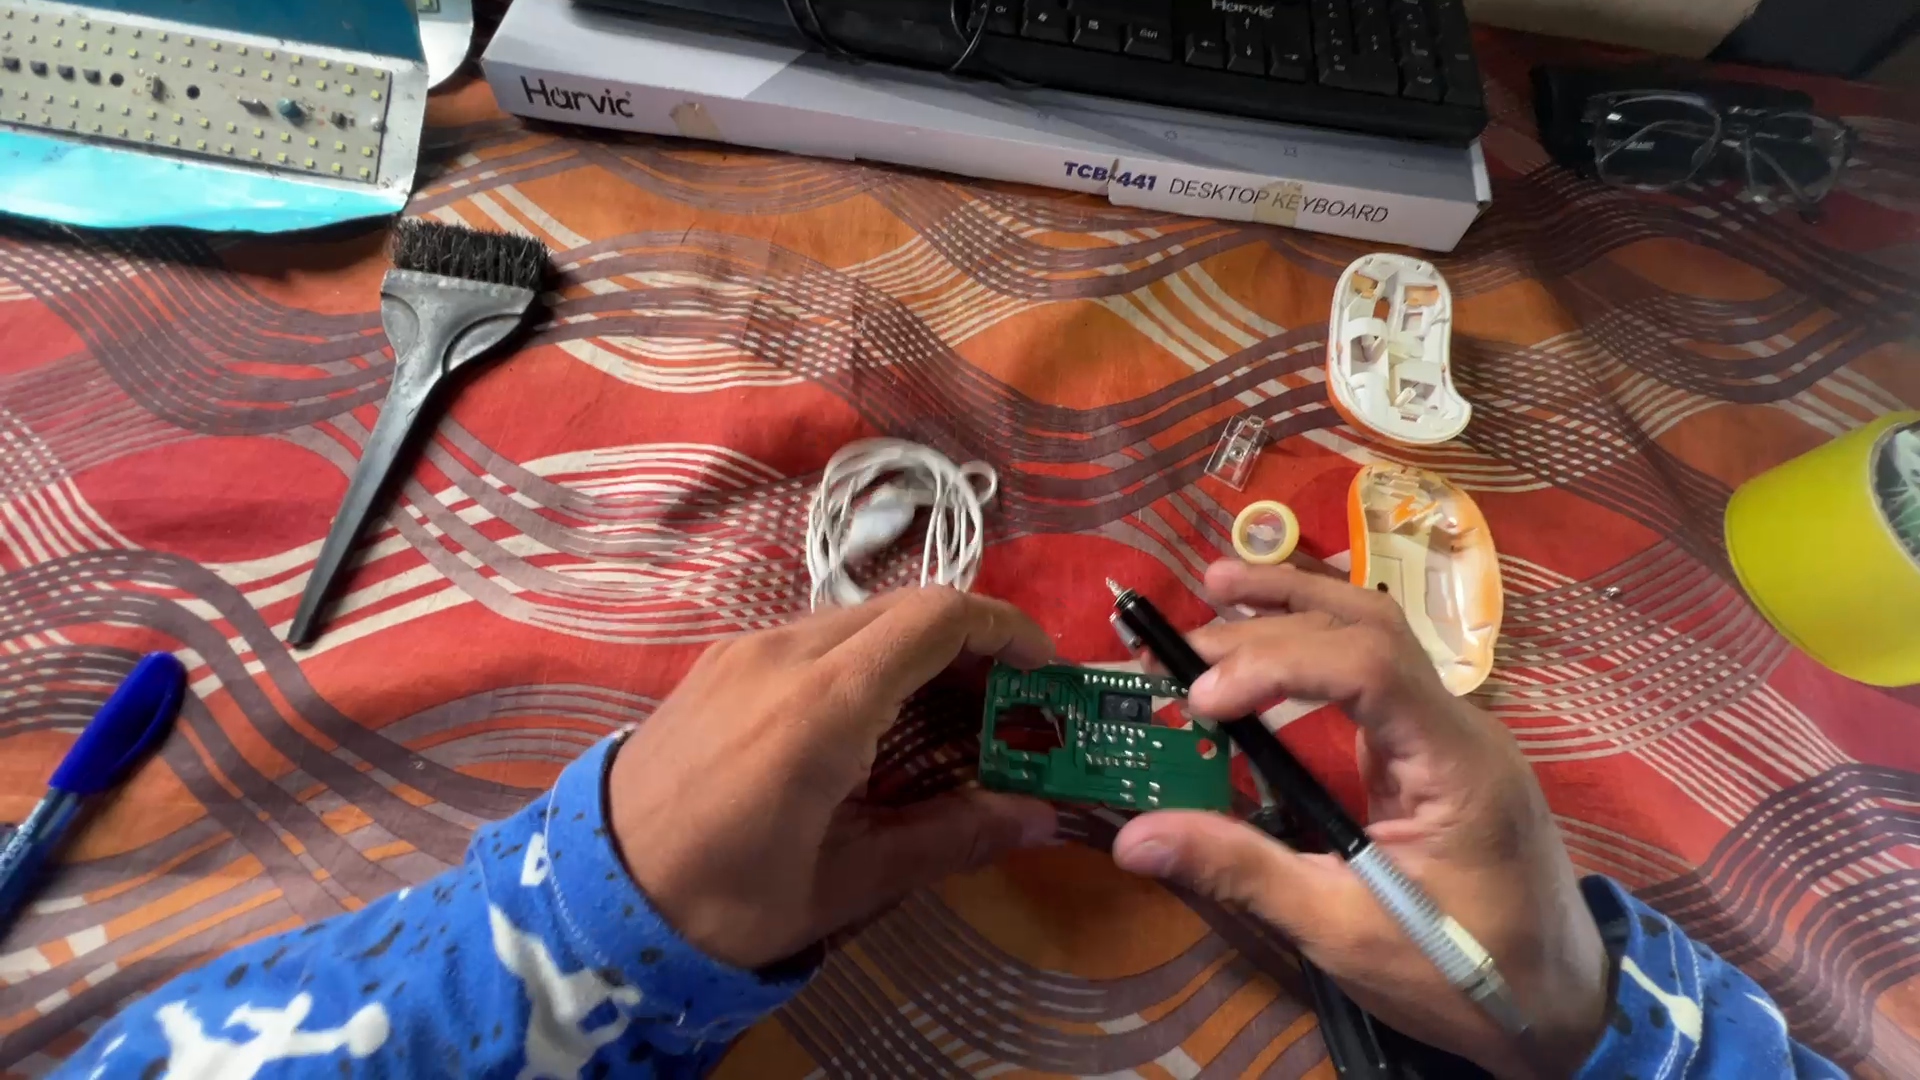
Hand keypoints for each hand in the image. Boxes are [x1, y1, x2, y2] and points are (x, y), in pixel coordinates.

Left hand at [608, 588, 1059, 969]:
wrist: (587, 896)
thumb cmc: (721, 900)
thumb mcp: (845, 882)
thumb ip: (948, 838)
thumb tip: (1037, 819)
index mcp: (824, 702)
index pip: (938, 617)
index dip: (1006, 629)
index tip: (1044, 672)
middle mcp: (787, 649)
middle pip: (908, 608)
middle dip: (973, 643)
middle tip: (1006, 704)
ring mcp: (750, 645)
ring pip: (865, 617)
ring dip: (921, 649)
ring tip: (948, 712)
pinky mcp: (727, 656)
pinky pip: (822, 634)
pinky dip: (872, 656)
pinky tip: (874, 715)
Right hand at [1110, 561, 1609, 1079]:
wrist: (1561, 1006)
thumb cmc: (1465, 974)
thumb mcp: (1342, 930)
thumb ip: (1241, 872)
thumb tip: (1132, 839)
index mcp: (1454, 762)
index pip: (1368, 667)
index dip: (1276, 665)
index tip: (1201, 702)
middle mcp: (1453, 720)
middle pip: (1364, 626)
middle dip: (1267, 620)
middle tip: (1180, 644)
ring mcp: (1440, 720)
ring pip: (1370, 624)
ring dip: (1290, 599)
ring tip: (1216, 586)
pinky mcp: (1418, 732)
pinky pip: (1363, 656)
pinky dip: (1305, 629)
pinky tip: (1262, 627)